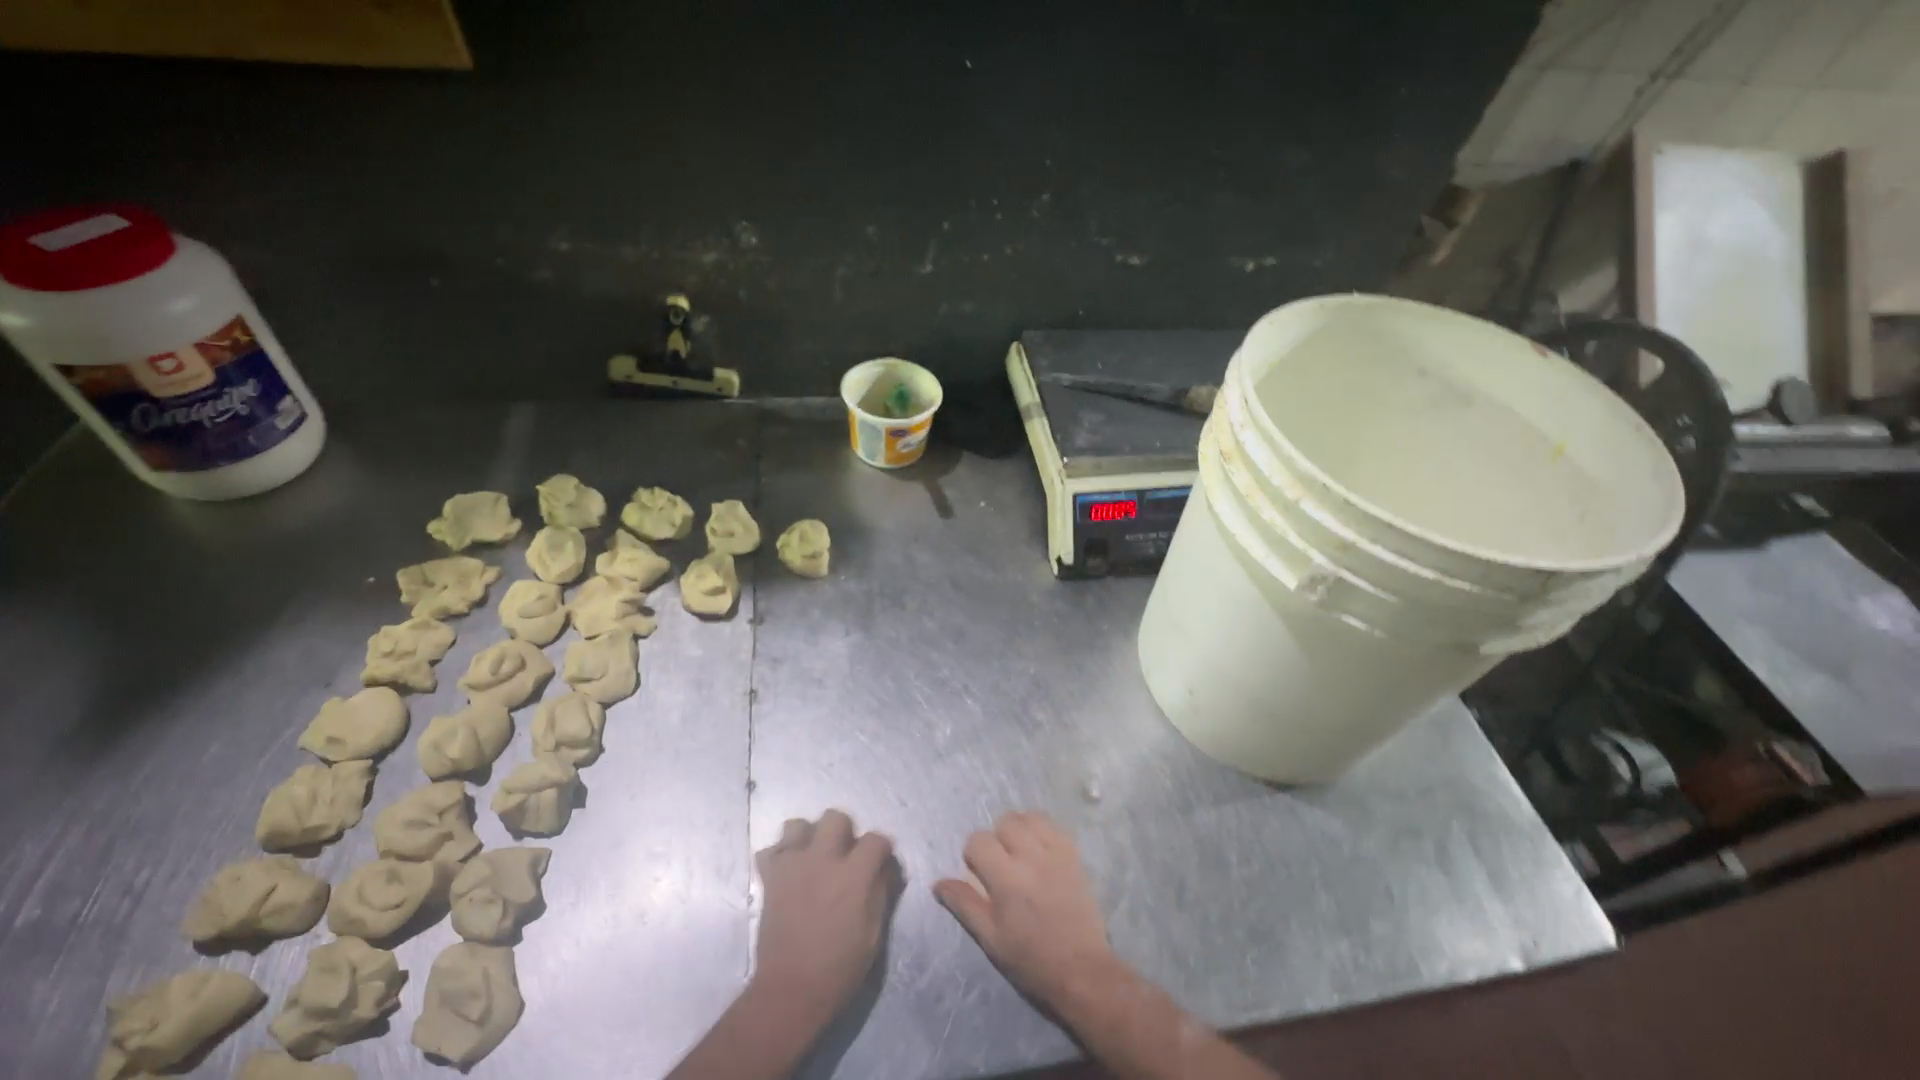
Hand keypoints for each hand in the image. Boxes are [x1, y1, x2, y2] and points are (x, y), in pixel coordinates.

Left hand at [751, 810, 896, 1020]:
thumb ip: (881, 892)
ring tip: (814, 859)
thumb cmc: (841, 967)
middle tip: (845, 857)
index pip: (876, 839)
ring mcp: (791, 866)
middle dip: (845, 832)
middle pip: (835, 817)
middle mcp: (822, 860)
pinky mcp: (769, 878)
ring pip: (797, 825)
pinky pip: (770, 850)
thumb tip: (885, 868)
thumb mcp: (874, 933)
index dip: (882, 850)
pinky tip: (790, 873)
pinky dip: (780, 856)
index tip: (880, 863)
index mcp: (853, 875)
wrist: (792, 988)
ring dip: (809, 837)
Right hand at [934, 811, 1124, 1011]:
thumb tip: (938, 883)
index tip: (979, 875)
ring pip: (1031, 817)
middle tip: (999, 865)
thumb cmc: (1031, 959)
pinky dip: (1043, 832)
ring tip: (1019, 854)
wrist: (1081, 970)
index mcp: (1007, 878)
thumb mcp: (990, 938)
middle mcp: (1032, 857)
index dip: (972, 855)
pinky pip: (1055, 827)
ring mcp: (1057, 854)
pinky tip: (1040, 854)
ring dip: (1020, 829)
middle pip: (1005, 821)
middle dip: (996, 838)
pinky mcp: (1075, 857)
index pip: (978, 840)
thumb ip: (964, 904)